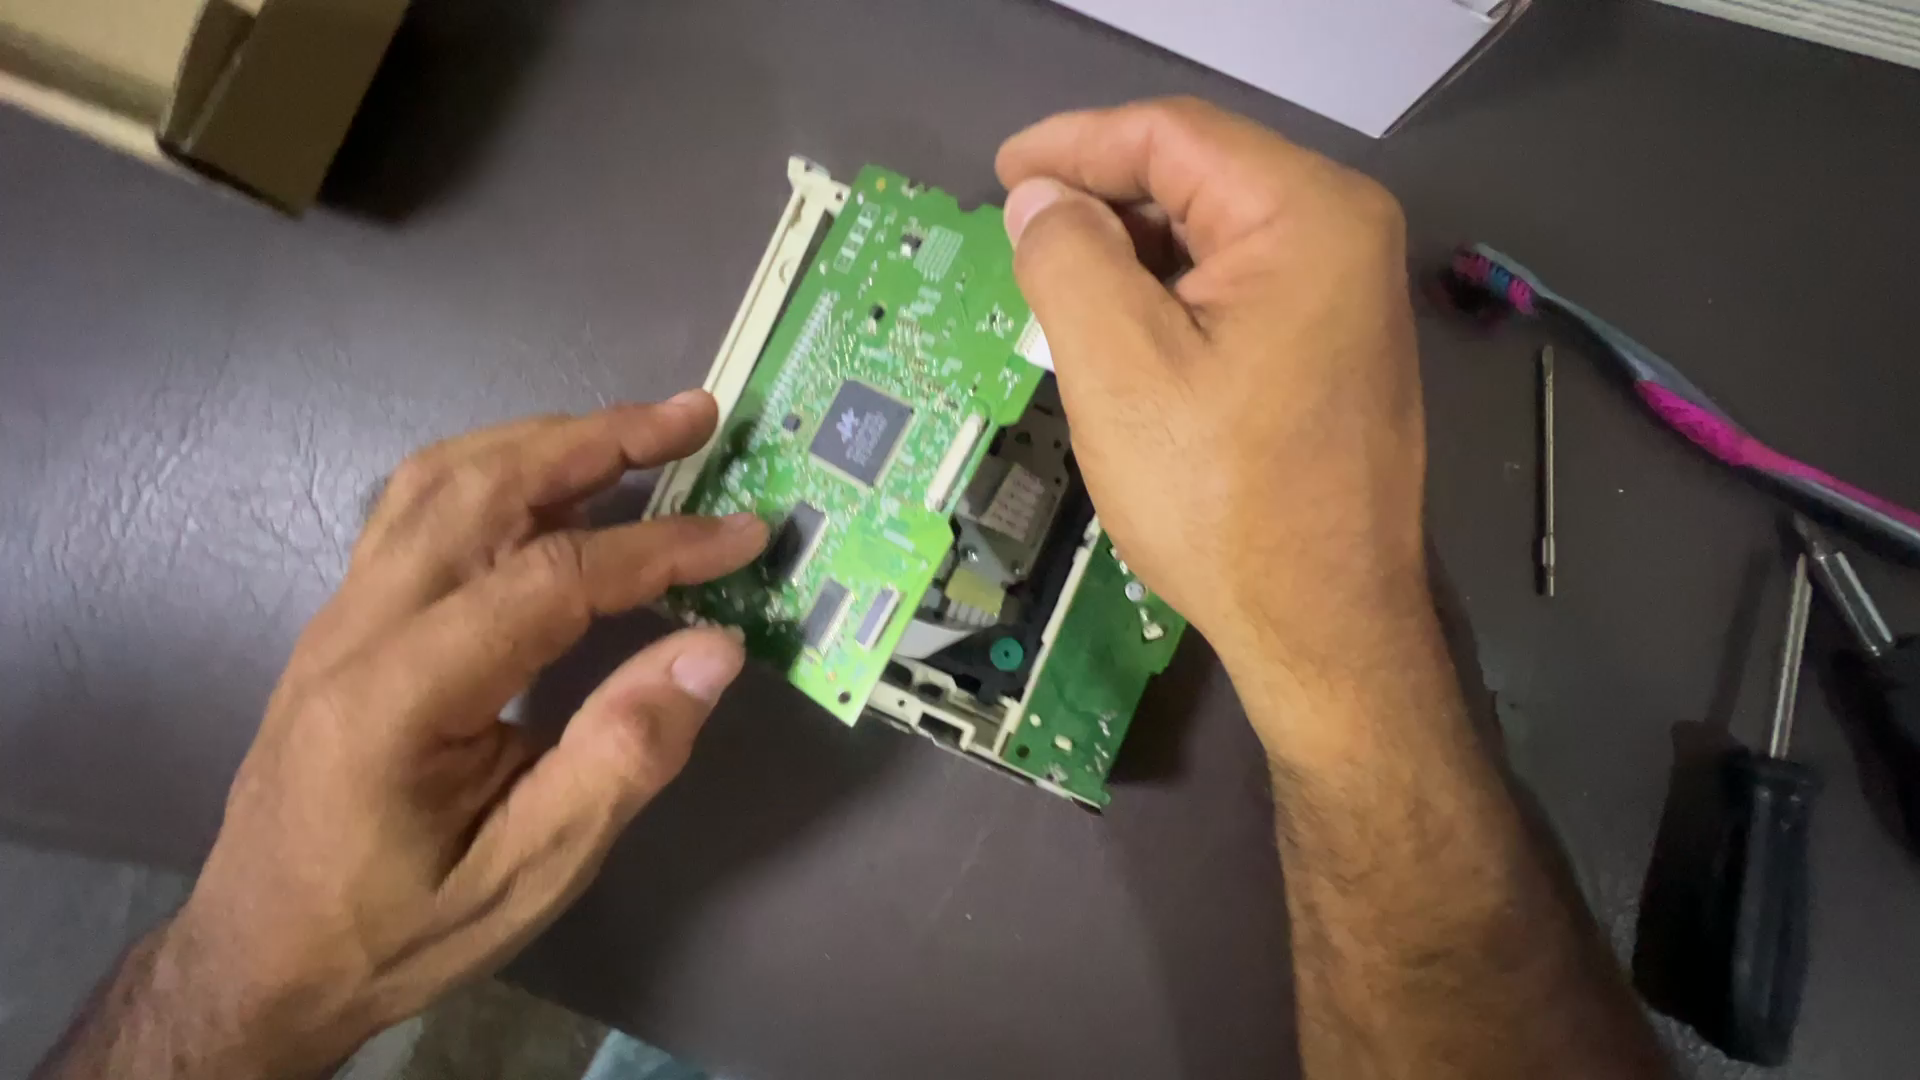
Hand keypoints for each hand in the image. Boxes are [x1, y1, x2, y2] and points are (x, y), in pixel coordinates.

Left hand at [156, 395, 766, 1076]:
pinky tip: (562, 476)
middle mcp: (359, 625)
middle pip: (483, 486)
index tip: (745, 535)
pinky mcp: (356, 611)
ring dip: (554, 437)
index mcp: (400, 695)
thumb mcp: (534, 870)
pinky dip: (509, 464)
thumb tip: (717, 649)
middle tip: (693, 416)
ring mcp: (347, 608)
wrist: (259, 963)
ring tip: (641, 430)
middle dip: (601, 438)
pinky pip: (429, 502)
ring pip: (447, 476)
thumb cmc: (403, 925)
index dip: (661, 548)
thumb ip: (626, 757)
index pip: (551, 579)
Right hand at [998, 98, 1428, 682]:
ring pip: (1207, 247)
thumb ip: (1068, 260)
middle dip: (1100, 207)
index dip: (1074, 143)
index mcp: (1304, 218)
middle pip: (1195, 186)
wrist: (1316, 624)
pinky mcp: (1324, 355)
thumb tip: (1039, 200)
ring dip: (1126, 262)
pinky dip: (1163, 305)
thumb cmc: (1215, 500)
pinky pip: (1228, 299)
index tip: (1004, 172)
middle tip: (1024, 249)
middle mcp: (1339, 240)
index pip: (1171, 136)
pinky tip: (1121, 343)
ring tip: (1061, 303)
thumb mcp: (1118, 370)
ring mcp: (1339, 302)